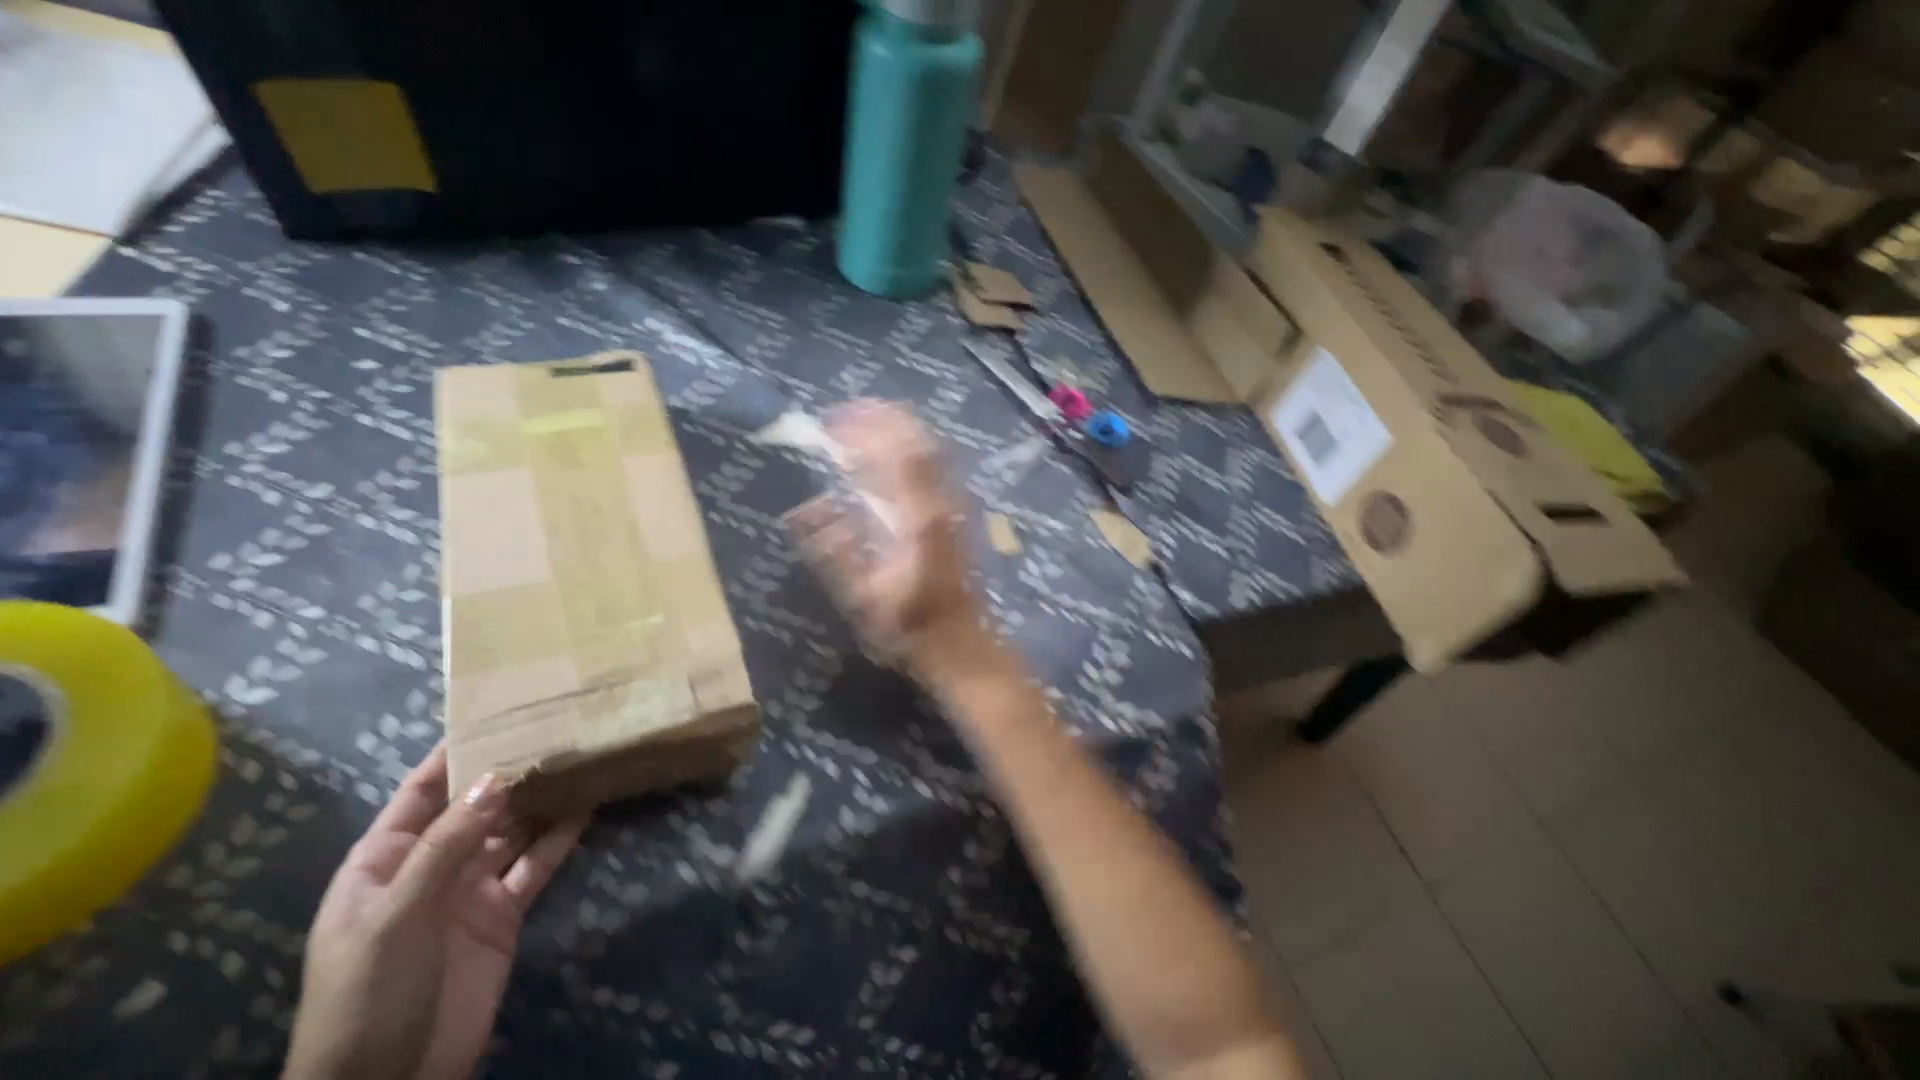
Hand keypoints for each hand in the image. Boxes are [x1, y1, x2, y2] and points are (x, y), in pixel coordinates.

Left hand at [284, 744, 585, 1079]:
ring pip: (511, 830)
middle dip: (508, 771)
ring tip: (578, 757)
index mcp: (383, 859)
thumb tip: (494, 779)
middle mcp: (429, 865)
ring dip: (539, 799)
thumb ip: (445, 846)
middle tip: (554, 727)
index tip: (494, 711)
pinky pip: (535, 866)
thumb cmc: (367, 993)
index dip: (453, 753)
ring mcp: (469, 890)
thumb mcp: (395, 915)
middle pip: (474, 806)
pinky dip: (559, 838)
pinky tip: (586, 807)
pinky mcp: (503, 916)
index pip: (420, 792)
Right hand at [791, 400, 987, 675]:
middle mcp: (942, 502)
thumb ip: (834, 551)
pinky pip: (935, 466)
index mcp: (919, 517)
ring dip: (895, 431)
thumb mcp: (864, 595)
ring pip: (929, 449)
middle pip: (918, 440)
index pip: (896, 454)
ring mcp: (956, 505)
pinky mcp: (959, 514)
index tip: (831, 423)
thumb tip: (802, 512)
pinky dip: (908, 450)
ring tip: (860, 429)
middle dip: (880, 420)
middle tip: (843, 417)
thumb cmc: (910, 625)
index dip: (865, 430)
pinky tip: (886, 458)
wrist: (961, 643)